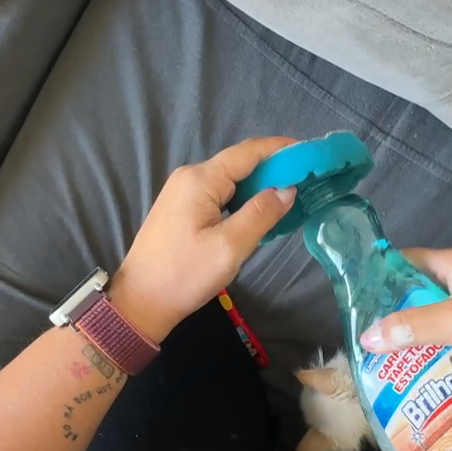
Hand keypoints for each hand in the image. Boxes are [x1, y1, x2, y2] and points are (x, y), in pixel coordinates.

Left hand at [109, 137, 299, 341]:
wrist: (139, 301)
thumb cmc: (184, 275)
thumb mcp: (229, 247)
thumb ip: (261, 214)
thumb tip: (288, 189)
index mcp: (201, 179)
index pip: (249, 152)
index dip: (282, 149)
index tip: (312, 154)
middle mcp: (190, 176)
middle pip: (240, 162)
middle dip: (275, 168)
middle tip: (309, 180)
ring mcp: (183, 191)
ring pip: (231, 179)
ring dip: (260, 185)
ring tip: (292, 196)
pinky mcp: (182, 208)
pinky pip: (220, 193)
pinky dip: (243, 198)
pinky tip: (261, 212)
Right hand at [357, 248, 451, 383]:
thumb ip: (410, 328)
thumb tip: (367, 337)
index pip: (407, 260)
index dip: (382, 274)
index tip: (358, 296)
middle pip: (420, 290)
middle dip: (396, 310)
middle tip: (371, 334)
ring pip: (439, 315)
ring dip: (419, 333)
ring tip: (391, 355)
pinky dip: (441, 347)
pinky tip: (427, 367)